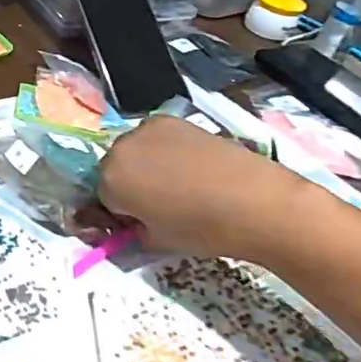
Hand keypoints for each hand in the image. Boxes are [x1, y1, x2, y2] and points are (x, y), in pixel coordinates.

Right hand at [97, 116, 315, 262]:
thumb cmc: (204, 229)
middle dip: (131, 183)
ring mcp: (144, 129)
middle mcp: (119, 149)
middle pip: (115, 168)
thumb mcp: (160, 241)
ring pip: (134, 150)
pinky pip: (155, 137)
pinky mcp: (169, 119)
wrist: (255, 202)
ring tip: (180, 182)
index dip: (124, 212)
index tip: (145, 221)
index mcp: (110, 181)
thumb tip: (136, 223)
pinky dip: (164, 148)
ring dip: (146, 164)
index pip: (104, 197)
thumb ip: (136, 231)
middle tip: (162, 202)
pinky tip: (191, 164)